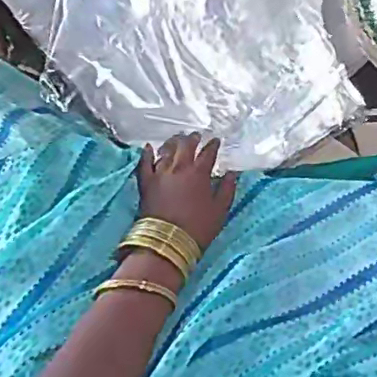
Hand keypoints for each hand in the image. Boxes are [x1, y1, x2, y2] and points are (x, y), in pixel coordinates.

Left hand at [137, 135, 236, 250]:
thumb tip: (232, 173)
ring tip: (177, 139)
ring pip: (166, 151)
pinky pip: (145, 163)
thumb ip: (227, 189)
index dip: (213, 145)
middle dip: (192, 139)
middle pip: (186, 146)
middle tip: (196, 135)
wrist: (167, 241)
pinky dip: (147, 154)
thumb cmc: (198, 227)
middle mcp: (179, 168)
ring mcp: (160, 173)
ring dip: (173, 142)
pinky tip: (149, 147)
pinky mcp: (146, 182)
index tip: (216, 140)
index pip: (208, 153)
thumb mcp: (220, 210)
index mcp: (199, 173)